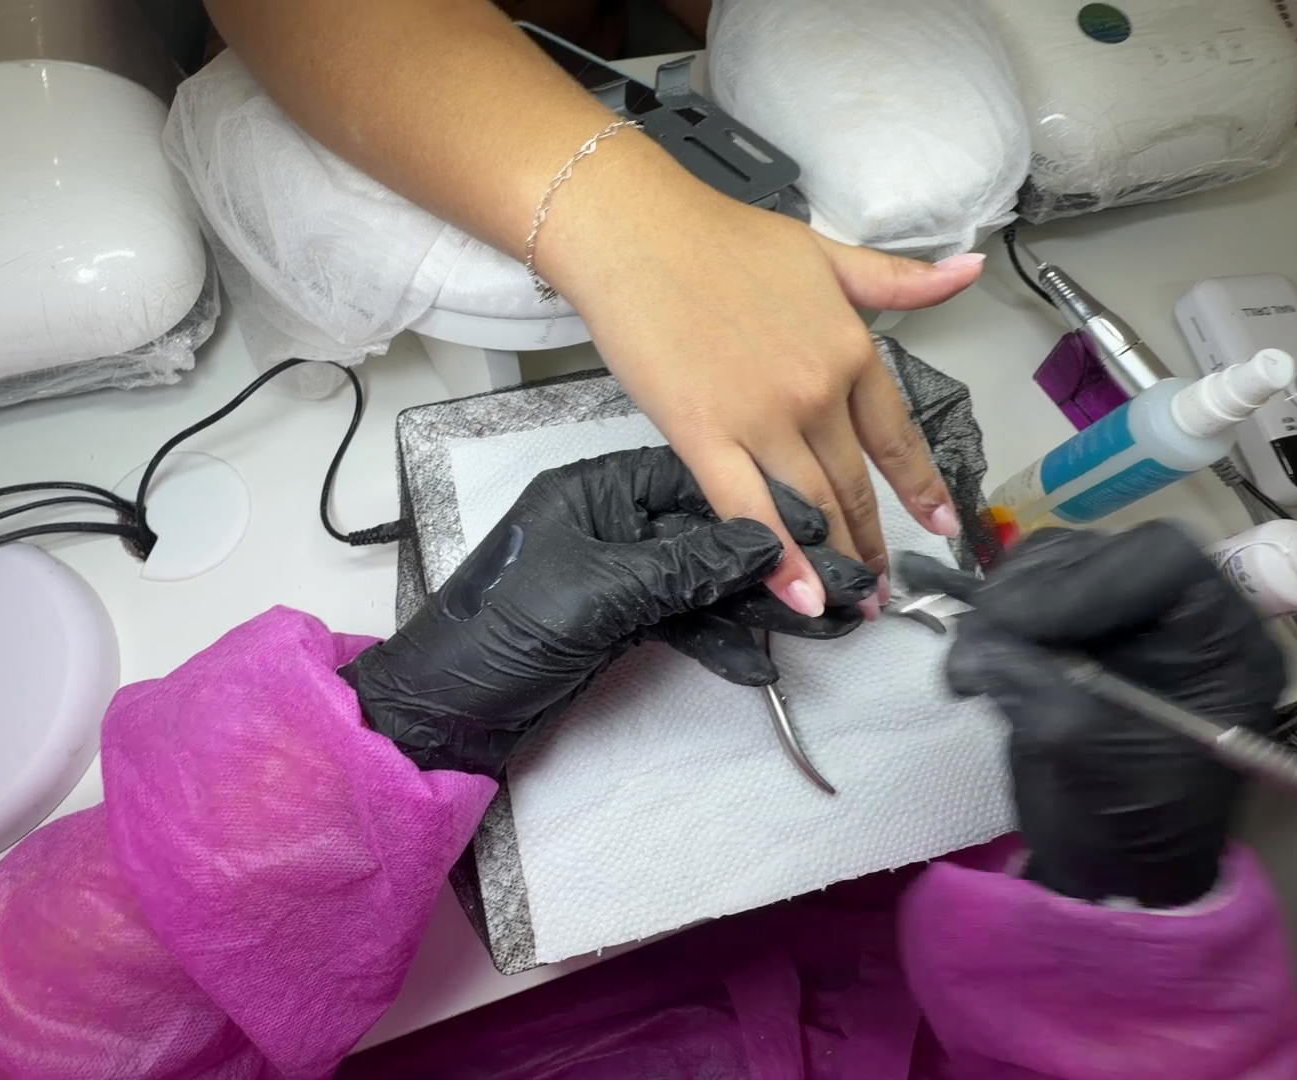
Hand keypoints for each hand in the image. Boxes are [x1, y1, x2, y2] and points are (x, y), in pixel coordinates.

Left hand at [343, 447, 875, 775]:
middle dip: (773, 567)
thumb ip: (686, 567)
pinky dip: (716, 641)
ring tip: (823, 630)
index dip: (761, 504)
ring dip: (757, 609)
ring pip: (703, 583)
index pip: (697, 479)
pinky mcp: (624, 617)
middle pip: (710, 535)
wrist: (452, 707)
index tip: (822, 530)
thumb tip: (772, 548)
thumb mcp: (600, 590)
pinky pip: (682, 621)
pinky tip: (758, 663)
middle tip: (844, 590)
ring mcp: (622, 571)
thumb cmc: (507, 627)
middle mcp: (617, 520)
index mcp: (600, 488)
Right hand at [538, 169, 981, 620]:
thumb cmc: (719, 240)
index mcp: (848, 349)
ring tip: (849, 600)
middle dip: (872, 541)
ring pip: (811, 505)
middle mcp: (816, 392)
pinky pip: (750, 509)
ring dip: (835, 560)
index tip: (939, 523)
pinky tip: (798, 595)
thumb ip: (893, 279)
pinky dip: (779, 558)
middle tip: (880, 582)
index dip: (920, 487)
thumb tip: (966, 271)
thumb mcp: (823, 252)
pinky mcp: (704, 437)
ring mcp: (761, 420)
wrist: (638, 235)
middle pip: (853, 484)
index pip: (895, 436)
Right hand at [897, 524, 1286, 907]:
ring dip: (999, 606)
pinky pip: (1020, 590)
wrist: (1108, 861)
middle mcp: (1174, 615)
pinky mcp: (1071, 627)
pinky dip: (988, 619)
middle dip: (1024, 597)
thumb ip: (1030, 684)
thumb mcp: (1082, 754)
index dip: (1082, 581)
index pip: (1157, 560)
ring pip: (1048, 563)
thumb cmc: (1124, 822)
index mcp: (1219, 642)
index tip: (1015, 629)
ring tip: (974, 661)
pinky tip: (978, 661)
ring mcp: (1119, 618)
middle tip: (979, 647)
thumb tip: (969, 647)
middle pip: (1091, 553)